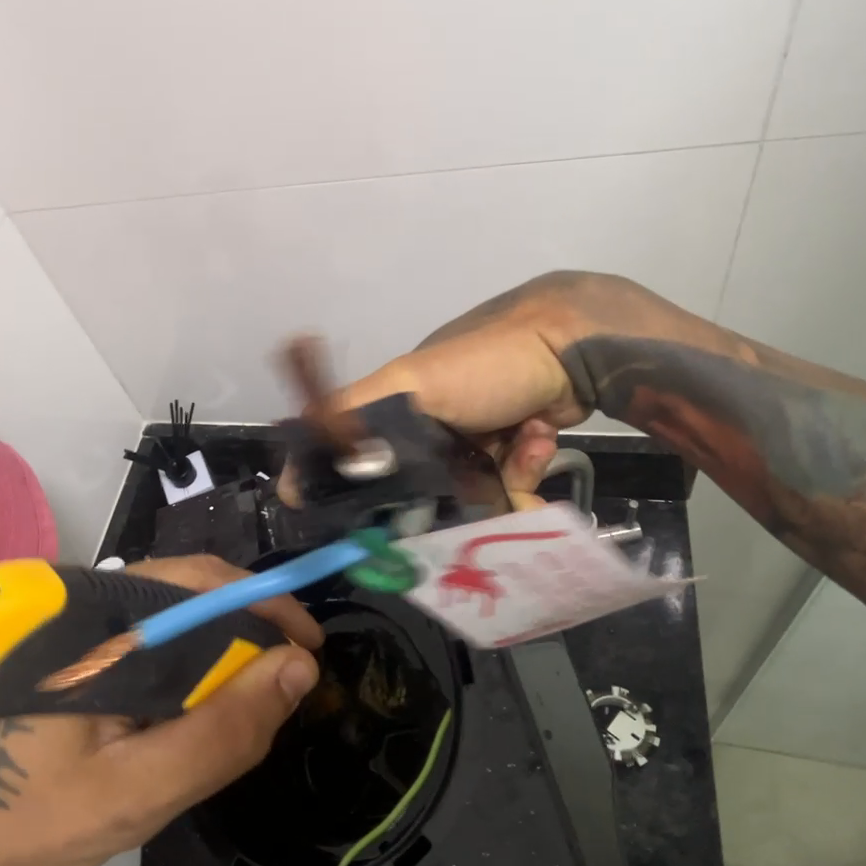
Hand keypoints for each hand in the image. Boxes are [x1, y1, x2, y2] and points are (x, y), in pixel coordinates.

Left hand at [0, 556, 321, 865]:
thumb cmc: (26, 818)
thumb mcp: (134, 795)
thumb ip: (219, 734)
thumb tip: (294, 668)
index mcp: (94, 624)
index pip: (202, 585)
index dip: (266, 607)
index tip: (309, 653)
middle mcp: (80, 600)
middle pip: (188, 586)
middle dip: (250, 624)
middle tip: (286, 681)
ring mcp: (68, 615)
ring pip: (169, 605)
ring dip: (220, 640)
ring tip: (251, 693)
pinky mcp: (64, 637)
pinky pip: (143, 627)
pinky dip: (186, 653)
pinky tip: (197, 695)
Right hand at [283, 272, 680, 508]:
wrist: (577, 345)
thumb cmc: (485, 363)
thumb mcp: (408, 385)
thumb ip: (350, 419)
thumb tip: (288, 482)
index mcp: (398, 405)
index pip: (368, 461)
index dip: (376, 493)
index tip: (394, 520)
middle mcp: (432, 421)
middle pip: (423, 488)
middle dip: (450, 493)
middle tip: (469, 495)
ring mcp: (475, 435)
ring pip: (470, 491)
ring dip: (498, 477)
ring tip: (521, 449)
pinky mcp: (513, 444)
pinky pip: (508, 481)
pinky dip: (525, 466)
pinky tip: (539, 439)